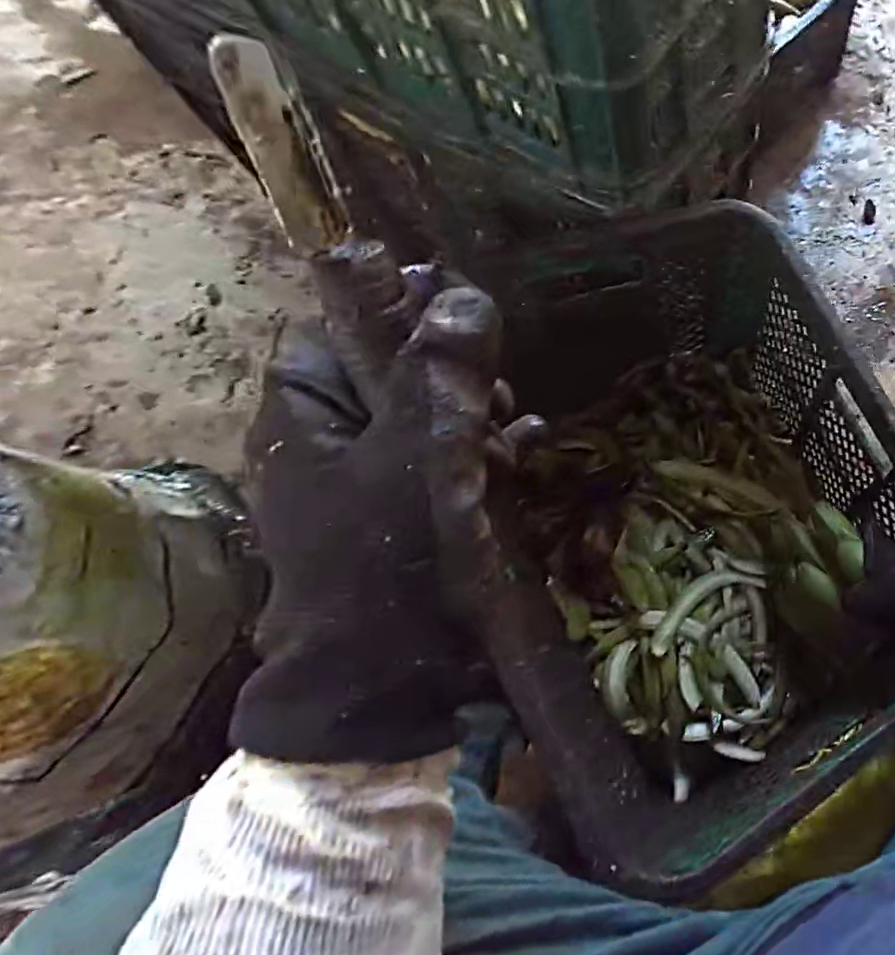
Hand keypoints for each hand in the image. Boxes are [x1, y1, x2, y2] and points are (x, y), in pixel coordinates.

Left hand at [231, 273, 514, 764]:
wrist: (407, 659)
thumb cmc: (399, 545)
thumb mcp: (421, 447)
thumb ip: (440, 371)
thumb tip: (465, 295)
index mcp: (306, 421)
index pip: (332, 336)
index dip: (389, 313)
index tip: (449, 302)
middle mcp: (335, 448)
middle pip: (391, 377)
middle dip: (446, 368)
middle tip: (492, 369)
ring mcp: (381, 485)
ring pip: (431, 420)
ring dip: (475, 409)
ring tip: (512, 409)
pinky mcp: (422, 515)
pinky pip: (456, 462)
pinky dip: (491, 448)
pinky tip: (528, 439)